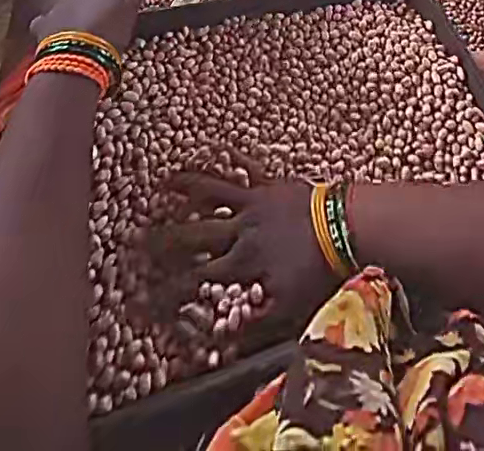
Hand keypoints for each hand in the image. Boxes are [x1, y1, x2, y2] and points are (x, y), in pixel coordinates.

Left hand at [28, 0, 156, 54]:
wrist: (79, 55)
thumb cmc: (111, 33)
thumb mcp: (132, 11)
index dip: (118, 7)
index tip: (121, 22)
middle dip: (95, 11)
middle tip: (104, 33)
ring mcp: (58, 5)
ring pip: (69, 9)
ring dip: (76, 20)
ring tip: (85, 41)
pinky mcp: (43, 23)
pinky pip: (48, 23)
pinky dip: (54, 30)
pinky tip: (62, 42)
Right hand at [152, 169, 341, 326]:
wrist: (346, 228)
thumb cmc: (319, 271)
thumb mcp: (289, 308)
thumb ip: (255, 322)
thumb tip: (223, 338)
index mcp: (242, 262)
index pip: (197, 278)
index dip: (169, 286)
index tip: (142, 291)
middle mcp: (240, 230)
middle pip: (194, 233)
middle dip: (164, 236)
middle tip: (137, 236)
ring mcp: (253, 203)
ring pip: (212, 193)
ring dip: (186, 187)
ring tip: (163, 181)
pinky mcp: (269, 184)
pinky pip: (245, 168)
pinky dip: (230, 157)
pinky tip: (218, 145)